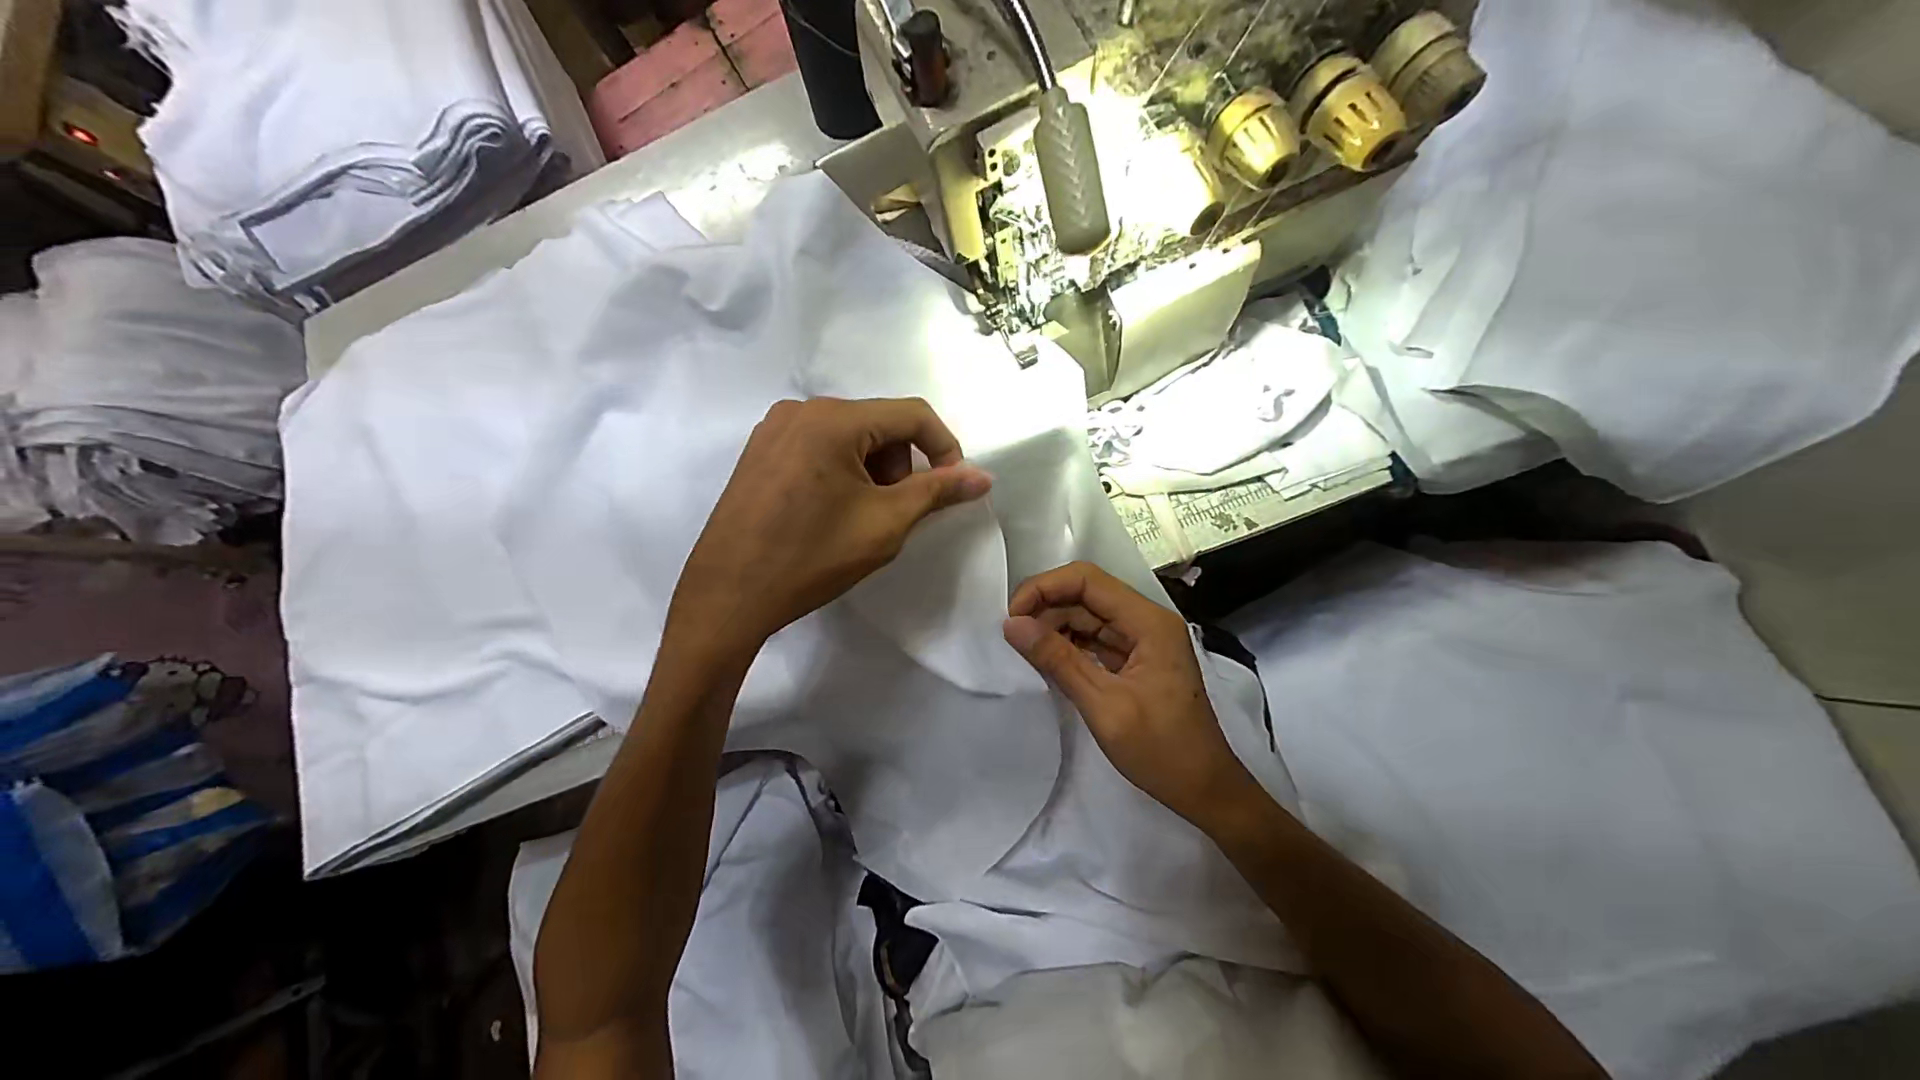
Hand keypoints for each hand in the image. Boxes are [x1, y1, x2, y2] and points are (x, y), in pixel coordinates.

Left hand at [672, 397, 992, 649]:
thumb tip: (982, 476)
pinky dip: (842, 472)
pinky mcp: (760, 452)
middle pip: (879, 423)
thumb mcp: (885, 524)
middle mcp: (801, 410)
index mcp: (833, 419)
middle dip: (902, 464)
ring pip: (849, 436)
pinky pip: (819, 447)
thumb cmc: (812, 557)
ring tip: (862, 517)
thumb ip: (937, 491)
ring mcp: (774, 429)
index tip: (953, 488)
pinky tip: (831, 512)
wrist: (729, 594)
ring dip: (873, 470)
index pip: (912, 414)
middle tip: (897, 512)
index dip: (944, 448)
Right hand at [1002, 561, 1261, 826]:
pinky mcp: (1137, 660)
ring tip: (1023, 648)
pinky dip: (1069, 644)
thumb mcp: (1103, 706)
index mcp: (1149, 622)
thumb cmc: (1161, 750)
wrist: (1205, 790)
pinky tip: (1046, 658)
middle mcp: (1147, 621)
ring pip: (1089, 616)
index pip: (1088, 580)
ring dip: (1055, 626)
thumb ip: (1057, 659)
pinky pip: (1096, 639)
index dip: (1045, 588)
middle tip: (1012, 635)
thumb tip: (1012, 625)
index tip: (1012, 616)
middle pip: (1087, 594)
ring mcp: (1144, 641)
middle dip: (1046, 607)